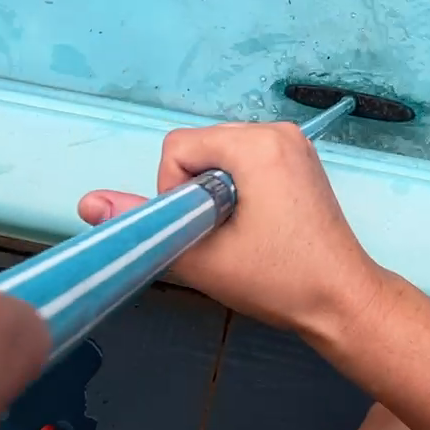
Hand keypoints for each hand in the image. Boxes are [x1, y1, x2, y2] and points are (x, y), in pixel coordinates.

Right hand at [78, 122, 388, 339]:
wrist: (341, 299)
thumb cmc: (277, 280)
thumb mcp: (200, 255)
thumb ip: (143, 223)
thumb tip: (88, 202)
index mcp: (257, 143)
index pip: (178, 148)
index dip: (173, 191)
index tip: (199, 228)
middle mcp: (278, 130)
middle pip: (200, 147)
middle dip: (195, 190)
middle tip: (221, 234)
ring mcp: (294, 142)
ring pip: (221, 155)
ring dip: (215, 190)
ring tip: (241, 231)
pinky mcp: (300, 158)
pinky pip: (247, 159)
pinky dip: (238, 186)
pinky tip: (257, 223)